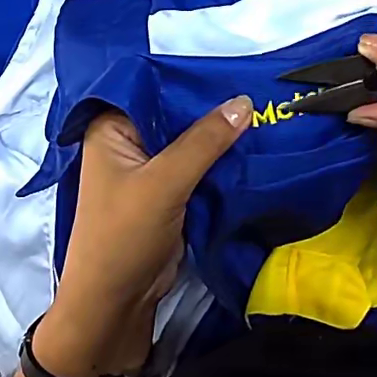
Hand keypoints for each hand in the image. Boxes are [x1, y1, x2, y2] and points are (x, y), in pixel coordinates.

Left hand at [32, 98, 251, 376]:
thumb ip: (203, 142)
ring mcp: (149, 168)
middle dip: (212, 110)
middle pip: (175, 115)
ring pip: (190, 142)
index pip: (153, 88)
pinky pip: (198, 167)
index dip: (191, 80)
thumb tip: (243, 101)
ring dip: (220, 136)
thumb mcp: (163, 183)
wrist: (115, 304)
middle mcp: (127, 141)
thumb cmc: (123, 236)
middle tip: (260, 93)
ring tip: (266, 114)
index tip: (235, 71)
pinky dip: (221, 162)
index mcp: (111, 127)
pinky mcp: (168, 192)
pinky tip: (253, 148)